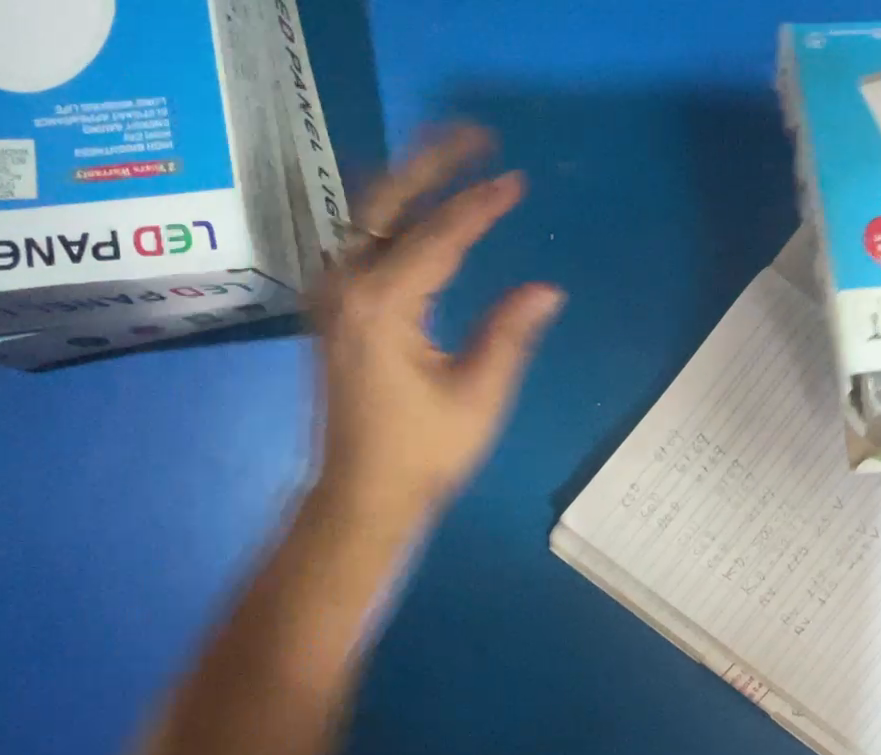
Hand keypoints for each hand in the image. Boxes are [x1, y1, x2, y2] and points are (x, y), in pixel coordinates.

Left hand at [311, 125, 563, 523]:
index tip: (516, 179)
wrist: (363, 492)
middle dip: (431, 161)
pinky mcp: (334, 308)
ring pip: (365, 213)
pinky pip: (359, 238)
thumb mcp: (479, 396)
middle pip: (386, 200)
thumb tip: (548, 288)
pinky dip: (390, 212)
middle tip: (477, 136)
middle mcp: (347, 285)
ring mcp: (332, 294)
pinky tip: (414, 209)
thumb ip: (509, 334)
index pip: (439, 235)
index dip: (480, 204)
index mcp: (385, 305)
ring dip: (407, 180)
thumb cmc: (426, 452)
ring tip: (450, 158)